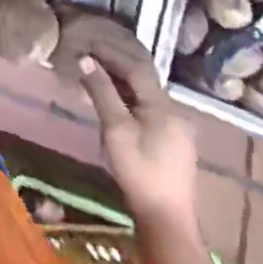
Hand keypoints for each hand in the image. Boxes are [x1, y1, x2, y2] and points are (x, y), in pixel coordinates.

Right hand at [76, 36, 199, 224]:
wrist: (166, 218)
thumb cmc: (139, 170)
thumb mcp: (116, 128)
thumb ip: (102, 91)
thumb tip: (85, 59)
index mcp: (164, 106)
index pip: (136, 67)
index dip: (111, 53)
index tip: (87, 44)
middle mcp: (175, 111)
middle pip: (144, 79)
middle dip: (117, 64)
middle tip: (90, 56)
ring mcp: (177, 128)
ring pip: (147, 94)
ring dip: (123, 82)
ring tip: (98, 75)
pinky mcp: (174, 142)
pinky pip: (150, 108)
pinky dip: (130, 98)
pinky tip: (116, 103)